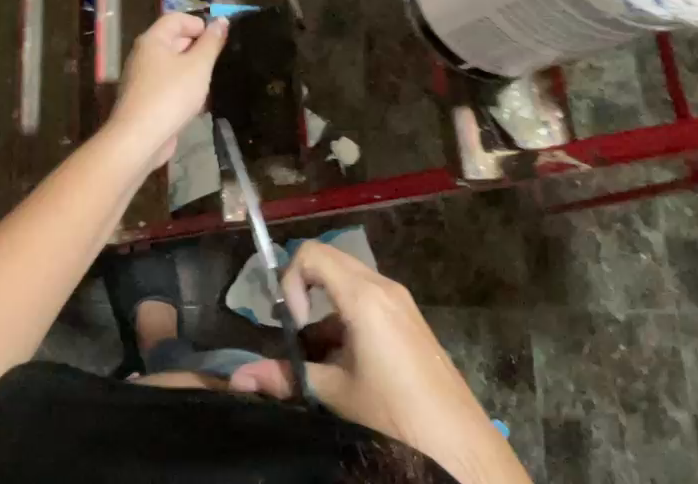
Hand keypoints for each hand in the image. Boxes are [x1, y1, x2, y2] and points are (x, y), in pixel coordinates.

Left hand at [105, 13, 226, 169]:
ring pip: (172, 65)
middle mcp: (143, 55)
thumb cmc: (171, 95)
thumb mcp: (198, 66)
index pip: (175, 19)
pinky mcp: (145, 100)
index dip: (198, 23)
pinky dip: (184, 88)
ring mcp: (142, 79)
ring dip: (193, 71)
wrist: (140, 138)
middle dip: (198, 47)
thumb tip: (222, 21)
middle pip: (173, 40)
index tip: (219, 39)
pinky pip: (168, 85)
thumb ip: (211, 42)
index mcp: (152, 40)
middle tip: (219, 61)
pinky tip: (198, 103)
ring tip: (211, 81)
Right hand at [229, 242, 530, 483]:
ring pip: (347, 284)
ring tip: (317, 360)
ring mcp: (399, 301)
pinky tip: (343, 366)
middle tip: (293, 332)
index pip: (312, 254)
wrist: (458, 443)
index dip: (290, 281)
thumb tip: (239, 378)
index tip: (291, 325)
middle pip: (329, 262)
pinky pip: (366, 301)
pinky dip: (344, 320)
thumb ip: (287, 378)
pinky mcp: (407, 318)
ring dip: (323, 311)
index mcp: (364, 296)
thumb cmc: (394, 412)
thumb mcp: (337, 394)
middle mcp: (383, 286)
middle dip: (302, 291)